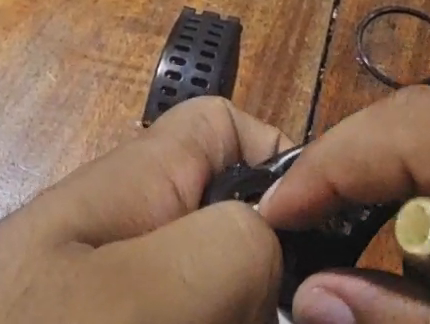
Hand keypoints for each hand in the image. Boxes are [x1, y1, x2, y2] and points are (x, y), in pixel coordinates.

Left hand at [0, 97, 286, 323]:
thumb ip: (219, 245)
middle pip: (233, 231)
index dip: (281, 160)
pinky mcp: (105, 317)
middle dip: (268, 284)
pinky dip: (197, 319)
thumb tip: (279, 232)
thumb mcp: (126, 292)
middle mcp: (131, 235)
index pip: (223, 125)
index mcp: (137, 185)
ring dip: (235, 311)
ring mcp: (118, 294)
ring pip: (211, 296)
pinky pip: (170, 310)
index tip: (323, 249)